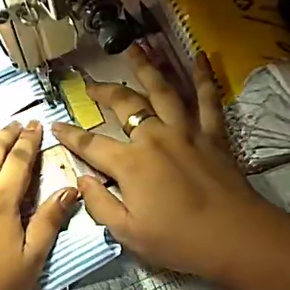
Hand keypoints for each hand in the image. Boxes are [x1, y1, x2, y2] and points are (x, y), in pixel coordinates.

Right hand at [51, 46, 289, 285]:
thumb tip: (83, 180)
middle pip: (126, 105)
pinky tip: (200, 56)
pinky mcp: (213, 135)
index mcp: (130, 163)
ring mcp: (186, 132)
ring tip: (136, 48)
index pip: (91, 144)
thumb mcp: (128, 233)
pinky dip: (203, 77)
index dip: (70, 134)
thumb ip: (100, 204)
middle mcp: (155, 137)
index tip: (55, 125)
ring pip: (163, 91)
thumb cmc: (179, 240)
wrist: (234, 236)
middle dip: (105, 92)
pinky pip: (207, 99)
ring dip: (147, 68)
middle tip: (91, 84)